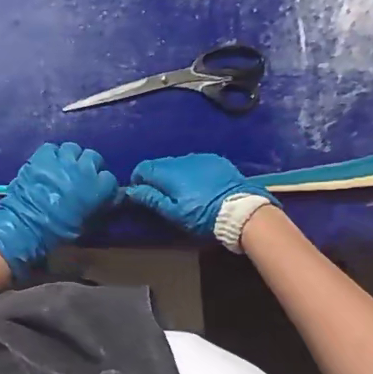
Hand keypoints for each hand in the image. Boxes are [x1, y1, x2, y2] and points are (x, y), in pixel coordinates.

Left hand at [0, 142, 119, 279]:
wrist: (27, 226)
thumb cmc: (59, 231)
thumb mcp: (88, 224)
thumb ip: (101, 207)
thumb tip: (110, 200)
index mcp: (99, 188)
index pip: (110, 179)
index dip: (103, 185)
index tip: (97, 190)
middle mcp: (84, 169)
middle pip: (93, 158)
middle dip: (89, 166)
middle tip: (80, 176)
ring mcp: (63, 160)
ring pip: (72, 148)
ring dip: (70, 157)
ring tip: (63, 167)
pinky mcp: (42, 156)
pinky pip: (51, 148)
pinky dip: (51, 155)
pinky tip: (48, 164)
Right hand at [123, 153, 277, 237]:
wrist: (242, 210)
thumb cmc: (203, 216)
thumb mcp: (173, 213)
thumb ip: (151, 198)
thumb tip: (131, 190)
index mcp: (168, 172)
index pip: (142, 168)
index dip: (138, 181)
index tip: (143, 195)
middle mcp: (181, 159)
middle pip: (159, 164)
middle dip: (157, 179)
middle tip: (164, 197)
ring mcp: (200, 157)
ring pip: (177, 163)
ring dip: (175, 174)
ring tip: (184, 192)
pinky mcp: (216, 160)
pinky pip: (195, 163)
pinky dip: (192, 172)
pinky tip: (201, 186)